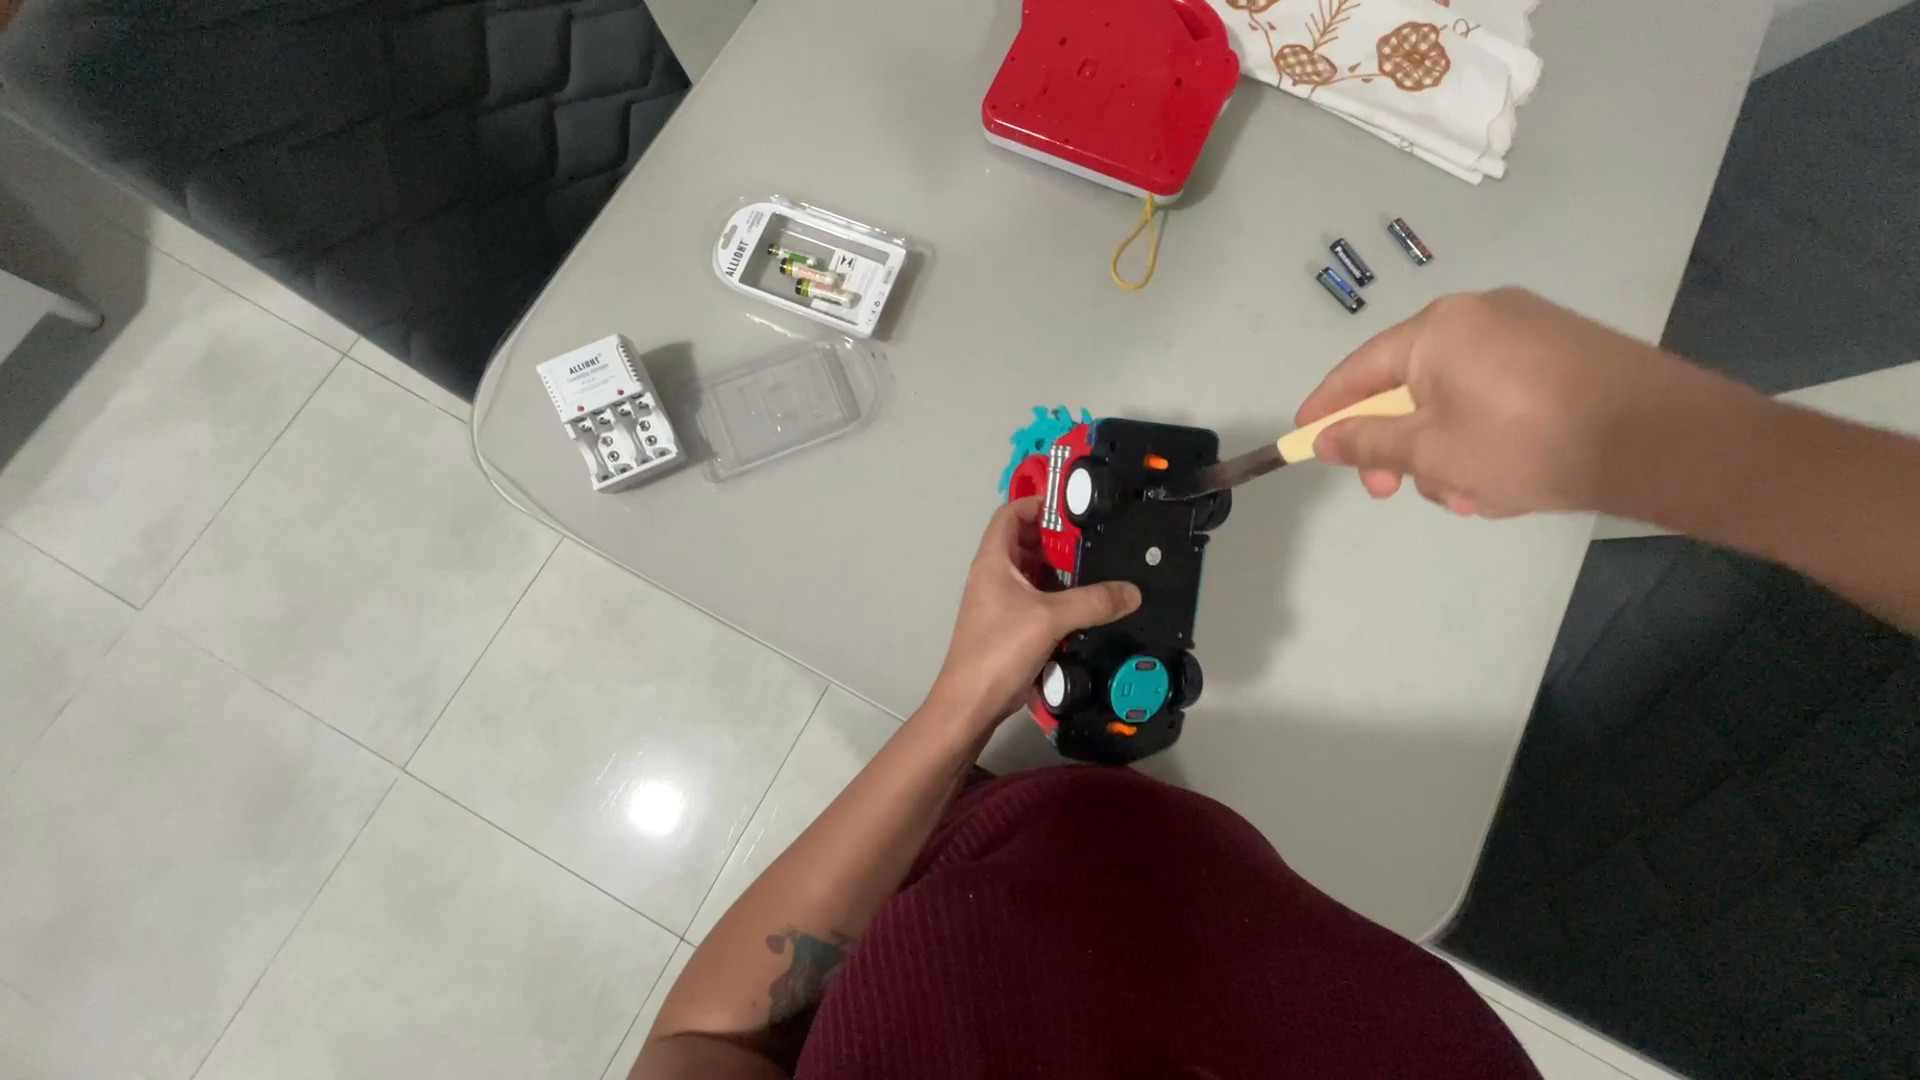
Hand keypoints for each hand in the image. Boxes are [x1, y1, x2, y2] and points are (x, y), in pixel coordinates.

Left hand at [928, 498, 1141, 729]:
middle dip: (1055, 539)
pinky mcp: (1006, 626)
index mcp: (993, 560)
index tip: (1072, 509)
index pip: (1010, 514)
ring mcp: (997, 602)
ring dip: (1058, 570)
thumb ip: (1093, 602)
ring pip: (1030, 573)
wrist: (970, 703)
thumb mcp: (1050, 619)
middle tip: (1092, 543)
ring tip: (1094, 571)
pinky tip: (1082, 606)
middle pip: (1022, 542)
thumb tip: (1133, 592)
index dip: (1037, 504)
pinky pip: (1033, 599)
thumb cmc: (1000, 649)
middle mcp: (992, 575)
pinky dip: (1055, 596)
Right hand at [1295, 288, 1756, 518]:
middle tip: (1391, 492)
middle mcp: (1478, 318)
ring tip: (1468, 498)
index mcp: (1438, 329)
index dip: (1326, 409)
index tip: (1303, 440)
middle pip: (1406, 388)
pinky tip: (1499, 482)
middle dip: (1396, 446)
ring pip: (1450, 402)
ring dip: (1443, 454)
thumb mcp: (1431, 452)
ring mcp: (1525, 334)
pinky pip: (1492, 398)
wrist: (1668, 443)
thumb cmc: (1528, 442)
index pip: (1358, 371)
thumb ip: (1367, 442)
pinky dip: (1480, 439)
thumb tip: (1324, 439)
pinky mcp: (1561, 356)